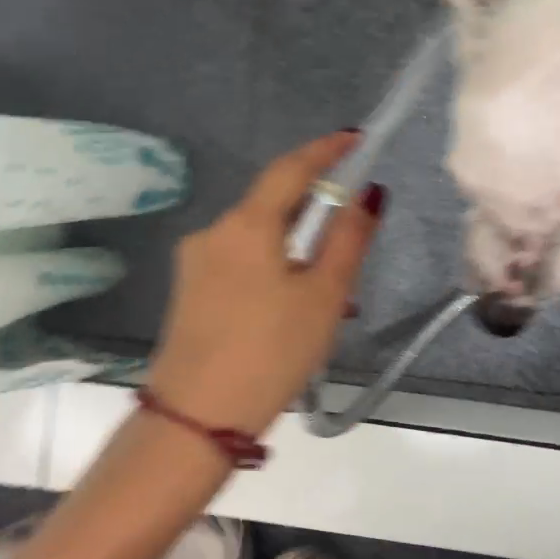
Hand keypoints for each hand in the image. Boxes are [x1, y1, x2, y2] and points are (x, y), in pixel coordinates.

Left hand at [146, 132, 384, 435]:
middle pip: (273, 204)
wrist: (195, 419)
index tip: (356, 139)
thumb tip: (370, 192)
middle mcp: (214, 232)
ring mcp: (196, 263)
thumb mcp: (324, 295)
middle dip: (316, 211)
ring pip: (259, 239)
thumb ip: (349, 239)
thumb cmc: (271, 351)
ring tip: (332, 294)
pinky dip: (274, 271)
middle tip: (355, 233)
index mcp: (247, 224)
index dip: (326, 150)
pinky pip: (241, 264)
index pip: (291, 168)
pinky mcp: (190, 293)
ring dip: (297, 250)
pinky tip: (295, 310)